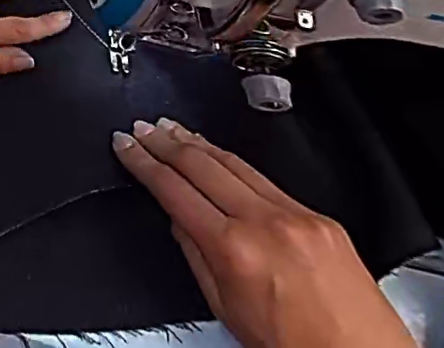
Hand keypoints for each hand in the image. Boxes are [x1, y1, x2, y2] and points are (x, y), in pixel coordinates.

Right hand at [112, 118, 416, 347]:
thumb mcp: (230, 315)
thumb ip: (197, 259)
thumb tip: (178, 220)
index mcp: (235, 251)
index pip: (174, 190)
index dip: (143, 163)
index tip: (126, 146)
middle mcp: (265, 222)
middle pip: (200, 164)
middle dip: (164, 142)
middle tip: (142, 127)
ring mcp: (294, 212)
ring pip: (232, 161)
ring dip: (195, 141)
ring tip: (170, 128)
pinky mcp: (317, 213)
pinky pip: (263, 176)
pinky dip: (232, 159)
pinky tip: (217, 153)